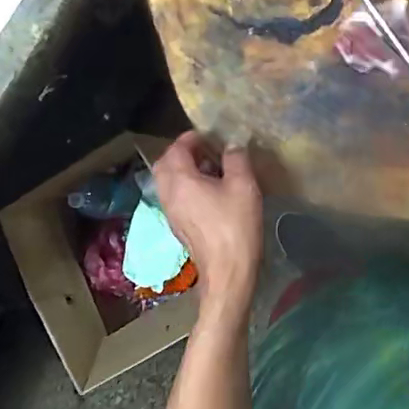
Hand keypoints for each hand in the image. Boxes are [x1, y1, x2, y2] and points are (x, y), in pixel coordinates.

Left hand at [153, 132, 263, 304]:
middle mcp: (168, 194)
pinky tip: (208, 191)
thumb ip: (236, 159)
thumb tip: (232, 145)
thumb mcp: (243, 186)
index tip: (210, 136)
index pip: (177, 148)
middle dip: (182, 152)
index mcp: (179, 180)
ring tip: (210, 169)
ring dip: (183, 170)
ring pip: (167, 181)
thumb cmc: (235, 226)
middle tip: (206, 150)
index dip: (192, 138)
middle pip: (165, 163)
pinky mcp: (177, 226)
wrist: (227, 273)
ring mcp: (170, 212)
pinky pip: (174, 196)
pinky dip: (185, 186)